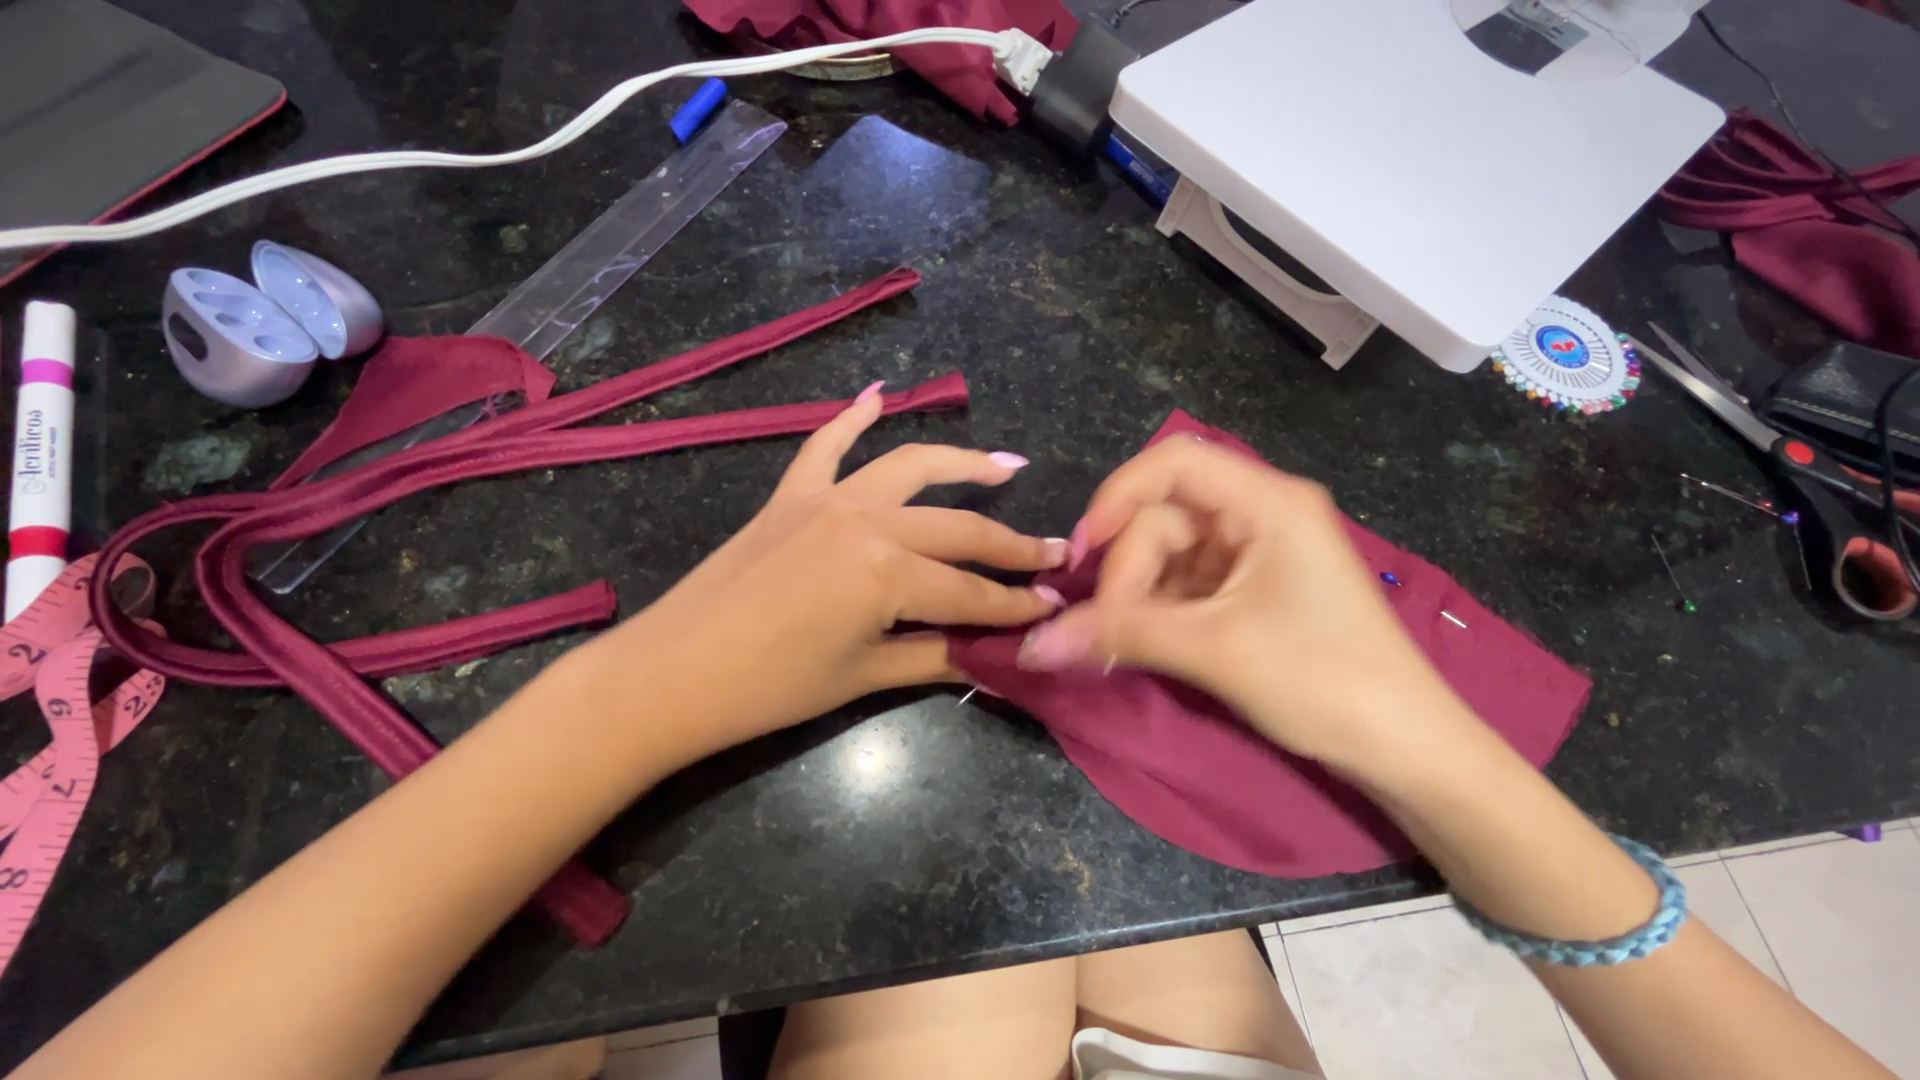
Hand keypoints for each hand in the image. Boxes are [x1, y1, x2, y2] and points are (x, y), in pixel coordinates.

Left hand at [580, 382, 1065, 764]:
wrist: (670, 674)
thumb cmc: (770, 689)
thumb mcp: (863, 678)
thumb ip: (935, 655)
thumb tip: (995, 656)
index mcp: (887, 572)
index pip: (970, 592)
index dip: (1015, 605)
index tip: (1054, 605)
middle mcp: (866, 519)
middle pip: (956, 529)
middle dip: (1011, 545)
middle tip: (1053, 553)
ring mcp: (826, 497)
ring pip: (909, 466)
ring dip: (961, 463)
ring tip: (1007, 465)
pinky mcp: (790, 494)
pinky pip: (826, 445)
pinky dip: (852, 418)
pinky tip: (878, 394)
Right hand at [1014, 435, 1469, 769]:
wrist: (1406, 748)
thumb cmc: (1321, 680)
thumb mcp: (1212, 650)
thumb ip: (1117, 635)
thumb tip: (1031, 646)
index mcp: (1267, 502)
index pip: (1172, 463)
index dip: (1116, 498)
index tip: (1082, 556)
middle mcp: (1262, 513)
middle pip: (1164, 516)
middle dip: (1128, 572)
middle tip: (1107, 633)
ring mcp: (1260, 553)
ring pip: (1170, 554)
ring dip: (1139, 596)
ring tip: (1123, 647)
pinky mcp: (1256, 590)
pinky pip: (1188, 584)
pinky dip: (1159, 611)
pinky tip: (1145, 646)